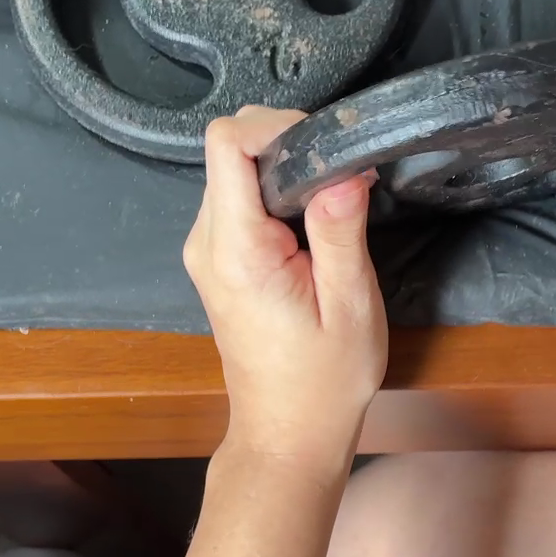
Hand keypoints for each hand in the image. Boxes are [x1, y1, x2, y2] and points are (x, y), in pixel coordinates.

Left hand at [183, 107, 387, 470]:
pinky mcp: (217, 257)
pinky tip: (311, 222)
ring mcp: (205, 249)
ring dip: (284, 169)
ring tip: (332, 203)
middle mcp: (206, 241)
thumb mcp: (350, 305)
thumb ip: (340, 231)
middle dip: (287, 144)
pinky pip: (239, 197)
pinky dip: (275, 191)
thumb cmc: (324, 379)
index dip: (276, 126)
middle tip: (341, 177)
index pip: (226, 144)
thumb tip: (344, 167)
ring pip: (234, 169)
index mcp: (236, 249)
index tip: (327, 149)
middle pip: (229, 150)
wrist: (287, 430)